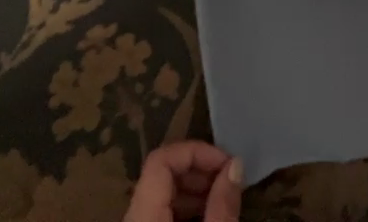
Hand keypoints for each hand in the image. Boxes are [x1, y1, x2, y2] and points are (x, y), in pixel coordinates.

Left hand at [122, 141, 241, 221]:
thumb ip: (221, 205)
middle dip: (199, 170)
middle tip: (231, 181)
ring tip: (223, 199)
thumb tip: (236, 164)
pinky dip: (185, 207)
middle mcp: (132, 217)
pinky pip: (159, 212)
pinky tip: (207, 216)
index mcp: (142, 215)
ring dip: (195, 189)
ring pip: (161, 194)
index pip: (160, 159)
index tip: (228, 162)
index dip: (196, 152)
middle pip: (161, 174)